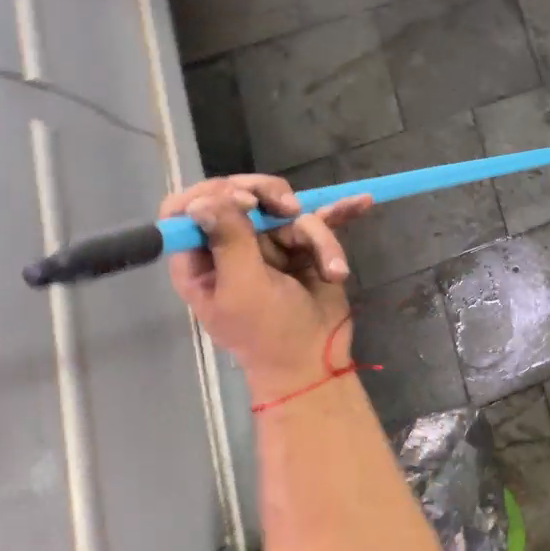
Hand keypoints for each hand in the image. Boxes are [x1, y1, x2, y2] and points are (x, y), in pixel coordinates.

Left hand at [159, 175, 373, 395]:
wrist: (315, 355)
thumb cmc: (268, 330)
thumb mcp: (244, 288)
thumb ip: (228, 243)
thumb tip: (201, 202)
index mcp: (202, 259)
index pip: (187, 210)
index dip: (213, 195)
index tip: (246, 203)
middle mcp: (233, 245)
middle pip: (244, 195)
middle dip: (271, 198)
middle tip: (290, 209)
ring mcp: (272, 244)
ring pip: (292, 212)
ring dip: (319, 237)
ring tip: (333, 270)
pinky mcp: (308, 245)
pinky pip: (323, 219)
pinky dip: (342, 213)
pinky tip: (362, 203)